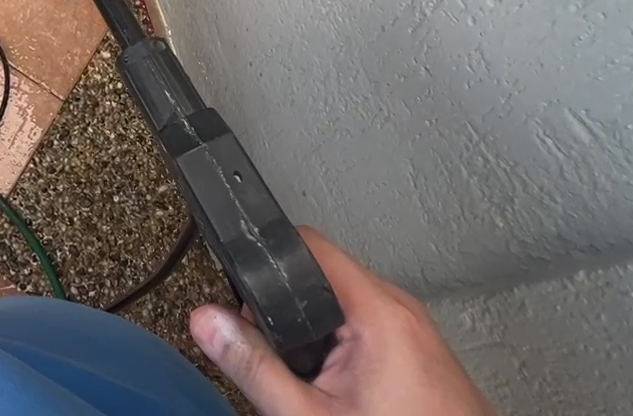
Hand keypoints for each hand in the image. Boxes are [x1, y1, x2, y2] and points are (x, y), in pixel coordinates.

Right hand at [191, 228, 492, 415]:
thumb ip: (254, 366)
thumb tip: (207, 321)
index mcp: (377, 311)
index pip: (305, 242)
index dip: (264, 259)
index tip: (242, 289)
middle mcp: (402, 312)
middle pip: (321, 274)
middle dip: (285, 308)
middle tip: (272, 351)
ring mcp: (418, 335)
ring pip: (344, 304)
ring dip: (313, 330)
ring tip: (306, 377)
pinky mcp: (425, 359)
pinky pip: (369, 329)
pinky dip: (341, 347)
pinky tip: (336, 389)